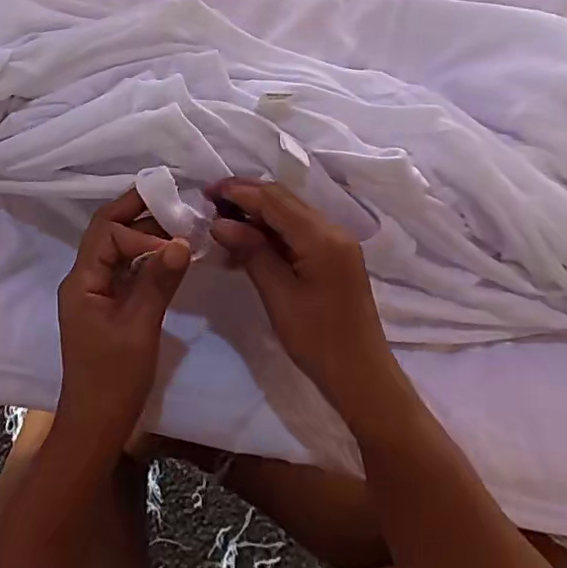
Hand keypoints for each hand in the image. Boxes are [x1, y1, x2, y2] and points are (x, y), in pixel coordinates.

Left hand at [56, 189, 191, 446]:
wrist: (96, 423)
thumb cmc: (114, 378)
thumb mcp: (139, 327)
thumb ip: (158, 282)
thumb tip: (179, 240)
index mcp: (81, 281)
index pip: (106, 233)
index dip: (139, 229)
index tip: (174, 241)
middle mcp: (83, 280)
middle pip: (107, 235)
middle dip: (139, 217)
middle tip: (178, 205)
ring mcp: (94, 294)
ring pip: (117, 252)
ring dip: (145, 238)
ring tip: (181, 228)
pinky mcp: (106, 308)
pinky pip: (124, 273)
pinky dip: (146, 262)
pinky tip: (170, 260)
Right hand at [207, 179, 385, 379]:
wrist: (361, 376)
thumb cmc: (317, 339)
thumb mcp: (278, 295)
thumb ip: (251, 252)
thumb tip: (220, 223)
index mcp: (322, 238)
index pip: (274, 200)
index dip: (238, 191)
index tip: (206, 193)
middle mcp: (333, 231)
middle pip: (283, 199)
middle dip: (245, 196)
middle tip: (209, 202)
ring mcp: (335, 244)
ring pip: (289, 214)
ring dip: (255, 213)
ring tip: (220, 222)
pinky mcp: (332, 258)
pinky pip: (296, 232)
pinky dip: (269, 232)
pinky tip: (244, 243)